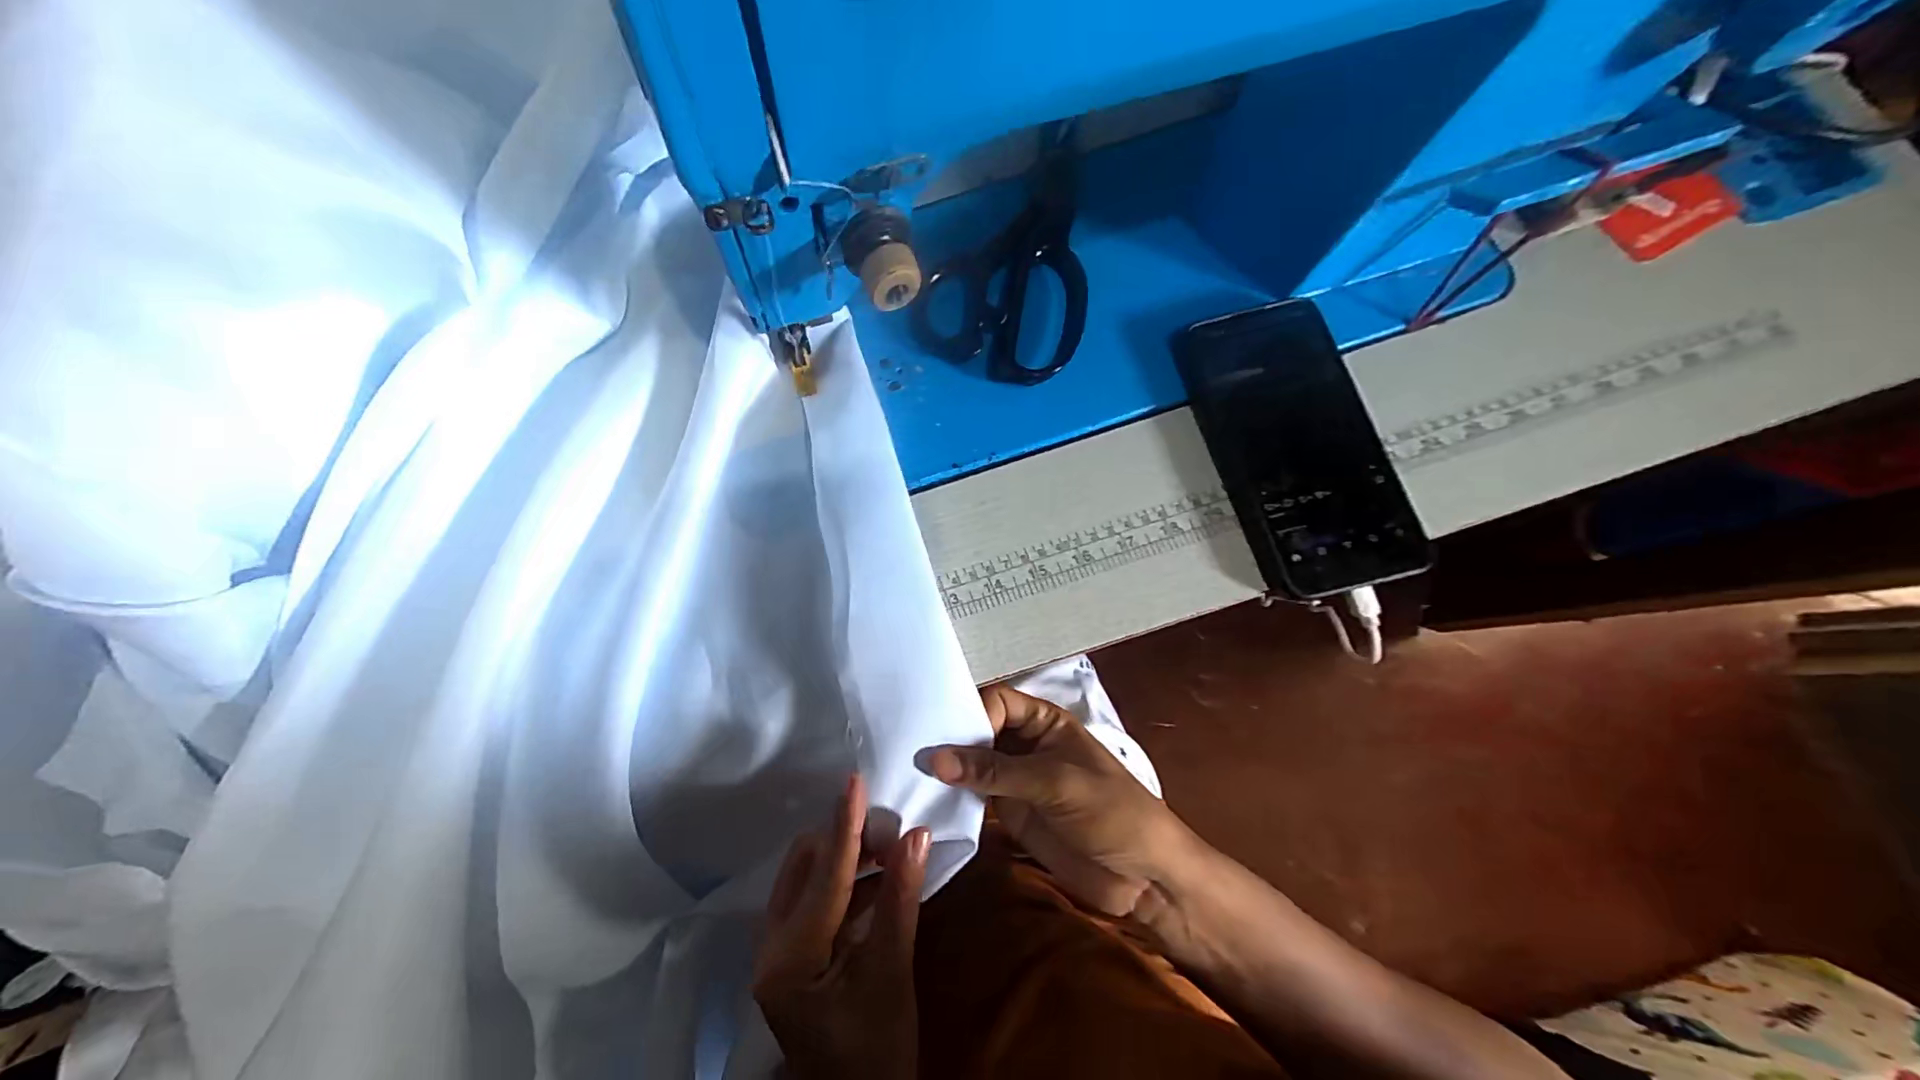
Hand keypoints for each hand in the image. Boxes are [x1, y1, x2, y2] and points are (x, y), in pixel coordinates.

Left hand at [753, 774, 927, 1079]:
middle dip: (846, 840)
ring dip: (846, 859)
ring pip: (807, 880)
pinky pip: (812, 899)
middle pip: (805, 868)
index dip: (844, 826)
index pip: (823, 877)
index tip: (855, 781)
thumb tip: (916, 836)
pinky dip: (844, 882)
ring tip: (890, 849)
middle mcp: (770, 948)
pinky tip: (878, 878)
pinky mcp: (790, 956)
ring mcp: (776, 952)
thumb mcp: (892, 972)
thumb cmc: (877, 1048)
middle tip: (892, 831)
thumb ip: (899, 900)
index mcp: (788, 959)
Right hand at [924, 683, 1190, 916]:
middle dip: (950, 738)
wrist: (1144, 877)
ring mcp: (1017, 781)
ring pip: (973, 764)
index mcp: (1046, 723)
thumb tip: (934, 758)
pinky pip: (975, 797)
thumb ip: (996, 771)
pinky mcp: (1010, 814)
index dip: (972, 713)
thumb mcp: (1056, 784)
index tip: (944, 735)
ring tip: (906, 773)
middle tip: (908, 749)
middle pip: (980, 730)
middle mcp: (1027, 745)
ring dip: (947, 769)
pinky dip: (952, 797)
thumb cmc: (1113, 812)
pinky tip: (924, 799)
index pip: (998, 702)